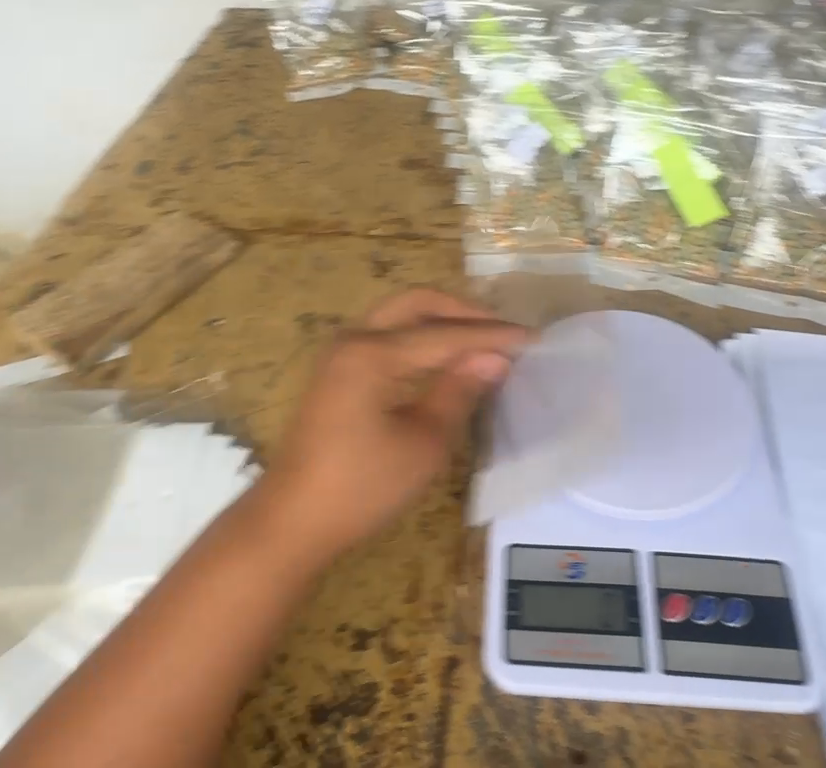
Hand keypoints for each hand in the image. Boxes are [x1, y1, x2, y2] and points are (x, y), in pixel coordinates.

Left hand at [257, 289, 528, 560]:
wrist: (292, 521)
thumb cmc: (360, 488)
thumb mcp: (422, 444)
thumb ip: (458, 391)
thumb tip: (493, 358)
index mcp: (371, 353)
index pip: (444, 334)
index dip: (491, 336)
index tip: (533, 339)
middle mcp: (352, 339)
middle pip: (417, 305)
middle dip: (463, 313)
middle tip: (503, 332)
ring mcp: (340, 354)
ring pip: (399, 317)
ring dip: (441, 322)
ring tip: (482, 341)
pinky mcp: (337, 372)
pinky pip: (386, 336)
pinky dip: (419, 338)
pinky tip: (444, 359)